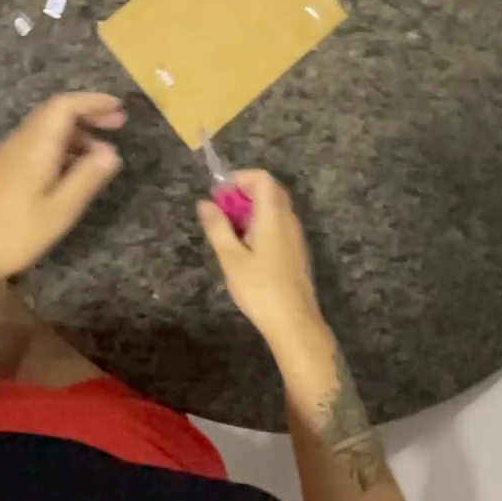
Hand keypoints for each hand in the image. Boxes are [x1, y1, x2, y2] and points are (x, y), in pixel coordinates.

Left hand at [0, 92, 124, 284]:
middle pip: (55, 113)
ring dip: (76, 132)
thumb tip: (112, 152)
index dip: (93, 102)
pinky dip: (62, 147)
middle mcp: (20, 143)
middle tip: (118, 124)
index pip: (65, 106)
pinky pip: (37, 145)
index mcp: (35, 147)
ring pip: (46, 129)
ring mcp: (8, 156)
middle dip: (88, 113)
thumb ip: (87, 178)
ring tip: (102, 152)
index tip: (120, 108)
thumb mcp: (60, 210)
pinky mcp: (3, 170)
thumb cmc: (14, 234)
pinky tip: (73, 169)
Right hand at [198, 170, 326, 346]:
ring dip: (251, 211)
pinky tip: (245, 249)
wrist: (294, 322)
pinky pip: (278, 226)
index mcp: (274, 216)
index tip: (219, 194)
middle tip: (220, 212)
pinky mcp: (296, 252)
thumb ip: (217, 227)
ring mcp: (295, 237)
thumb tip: (204, 202)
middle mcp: (289, 221)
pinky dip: (260, 225)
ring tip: (228, 232)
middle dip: (243, 194)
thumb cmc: (260, 289)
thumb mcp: (231, 258)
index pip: (263, 179)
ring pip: (275, 209)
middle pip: (270, 191)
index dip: (240, 178)